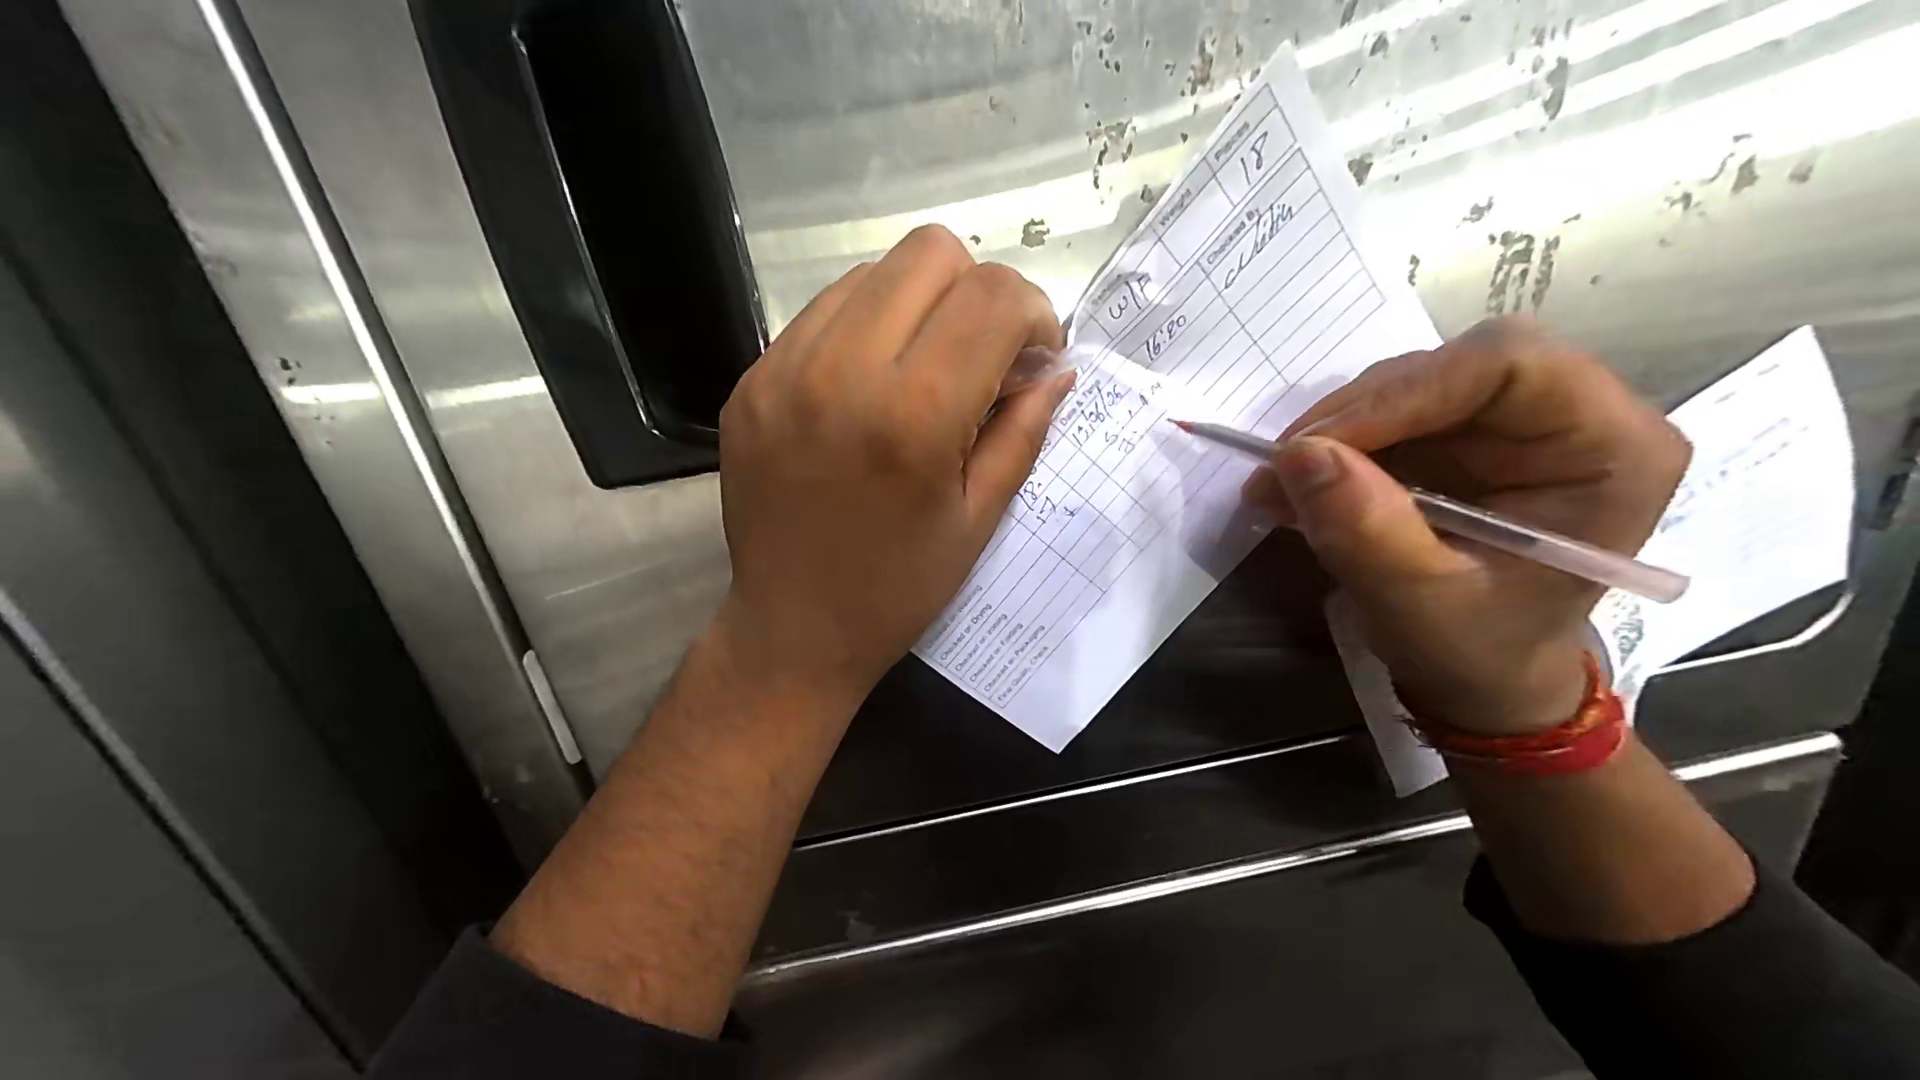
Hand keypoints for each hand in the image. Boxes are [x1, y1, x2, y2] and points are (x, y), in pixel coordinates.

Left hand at [716, 225, 1072, 703]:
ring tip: (924, 369)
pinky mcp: (750, 379)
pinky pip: (822, 312)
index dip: (1033, 316)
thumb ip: (1024, 429)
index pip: (993, 296)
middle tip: (981, 358)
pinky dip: (865, 328)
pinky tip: (872, 384)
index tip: (1032, 361)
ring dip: (919, 305)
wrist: (792, 628)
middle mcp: (842, 371)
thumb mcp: (979, 519)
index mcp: (914, 415)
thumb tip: (1057, 368)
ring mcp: (783, 369)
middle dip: (978, 293)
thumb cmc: (898, 588)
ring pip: (873, 272)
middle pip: (931, 253)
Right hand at [1242, 317, 1689, 734]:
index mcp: (1608, 450)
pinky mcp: (1457, 439)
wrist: (1478, 676)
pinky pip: (1386, 416)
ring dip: (1335, 431)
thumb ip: (1366, 531)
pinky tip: (1299, 484)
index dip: (1403, 393)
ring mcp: (1506, 426)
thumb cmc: (1475, 650)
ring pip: (1408, 385)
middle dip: (1358, 414)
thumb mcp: (1418, 604)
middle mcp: (1566, 418)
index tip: (1316, 446)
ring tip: (1280, 484)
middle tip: (1285, 464)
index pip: (1506, 366)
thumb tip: (1297, 455)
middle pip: (1450, 368)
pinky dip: (1333, 447)